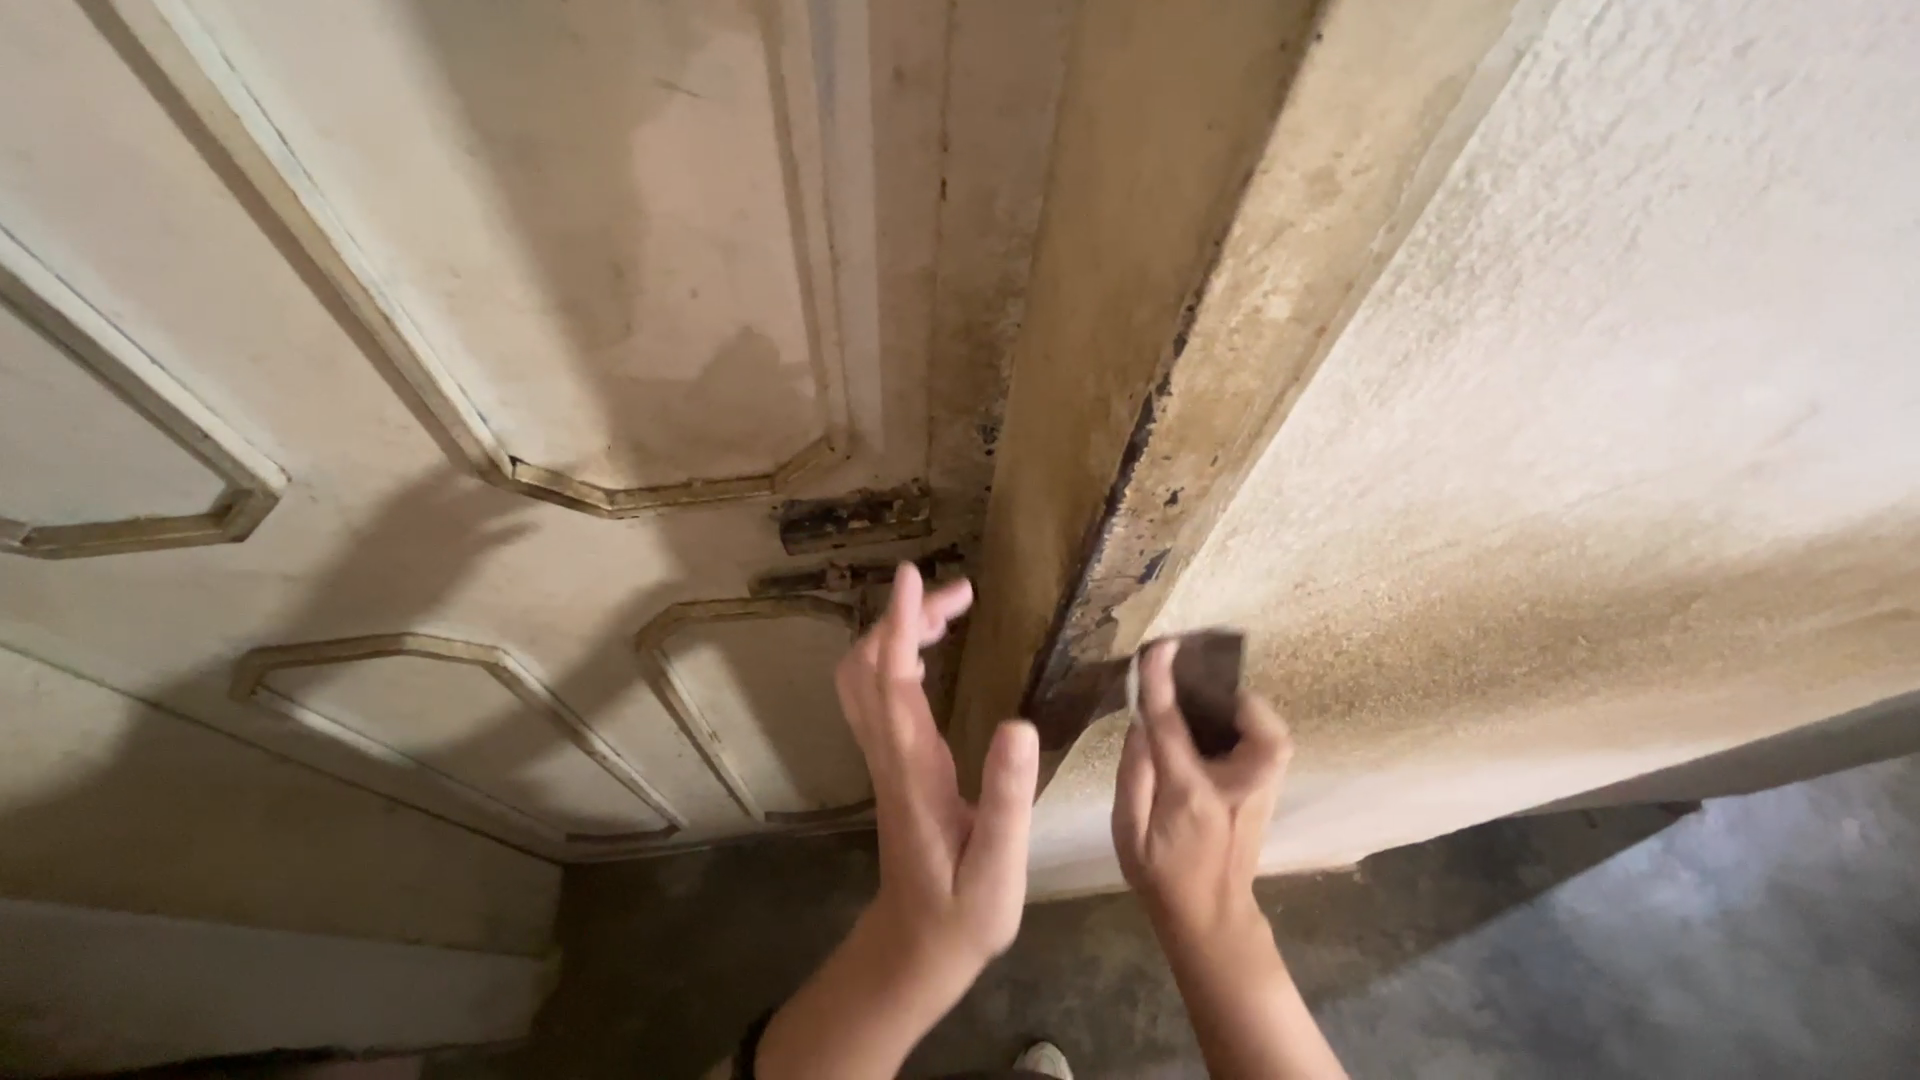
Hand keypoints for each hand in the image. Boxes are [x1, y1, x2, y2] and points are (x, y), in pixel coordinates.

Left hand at [755, 564, 1039, 1079]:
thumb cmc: (961, 914)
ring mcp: (884, 757)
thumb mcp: (998, 867)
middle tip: (958, 595)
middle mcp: (889, 753)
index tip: (913, 577)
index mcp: (913, 769)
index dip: (900, 626)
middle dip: (902, 617)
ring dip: (896, 633)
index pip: (892, 682)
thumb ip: (1007, 799)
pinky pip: (876, 693)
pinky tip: (933, 652)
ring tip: (950, 611)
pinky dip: (896, 656)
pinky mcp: (891, 762)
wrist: (914, 947)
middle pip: (867, 665)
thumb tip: (1019, 724)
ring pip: (864, 677)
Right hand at [1112, 640, 1292, 935]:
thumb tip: (1141, 722)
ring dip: (1246, 710)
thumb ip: (1133, 772)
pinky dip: (1251, 726)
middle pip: (1260, 731)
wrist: (1210, 917)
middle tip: (1202, 681)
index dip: (1162, 685)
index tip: (1158, 648)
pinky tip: (1220, 727)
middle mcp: (1237, 789)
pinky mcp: (1268, 794)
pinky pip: (1269, 746)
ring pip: (1275, 736)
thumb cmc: (1160, 875)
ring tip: (1209, 702)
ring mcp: (1261, 793)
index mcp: (1190, 796)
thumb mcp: (1127, 829)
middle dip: (1236, 697)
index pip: (1173, 728)